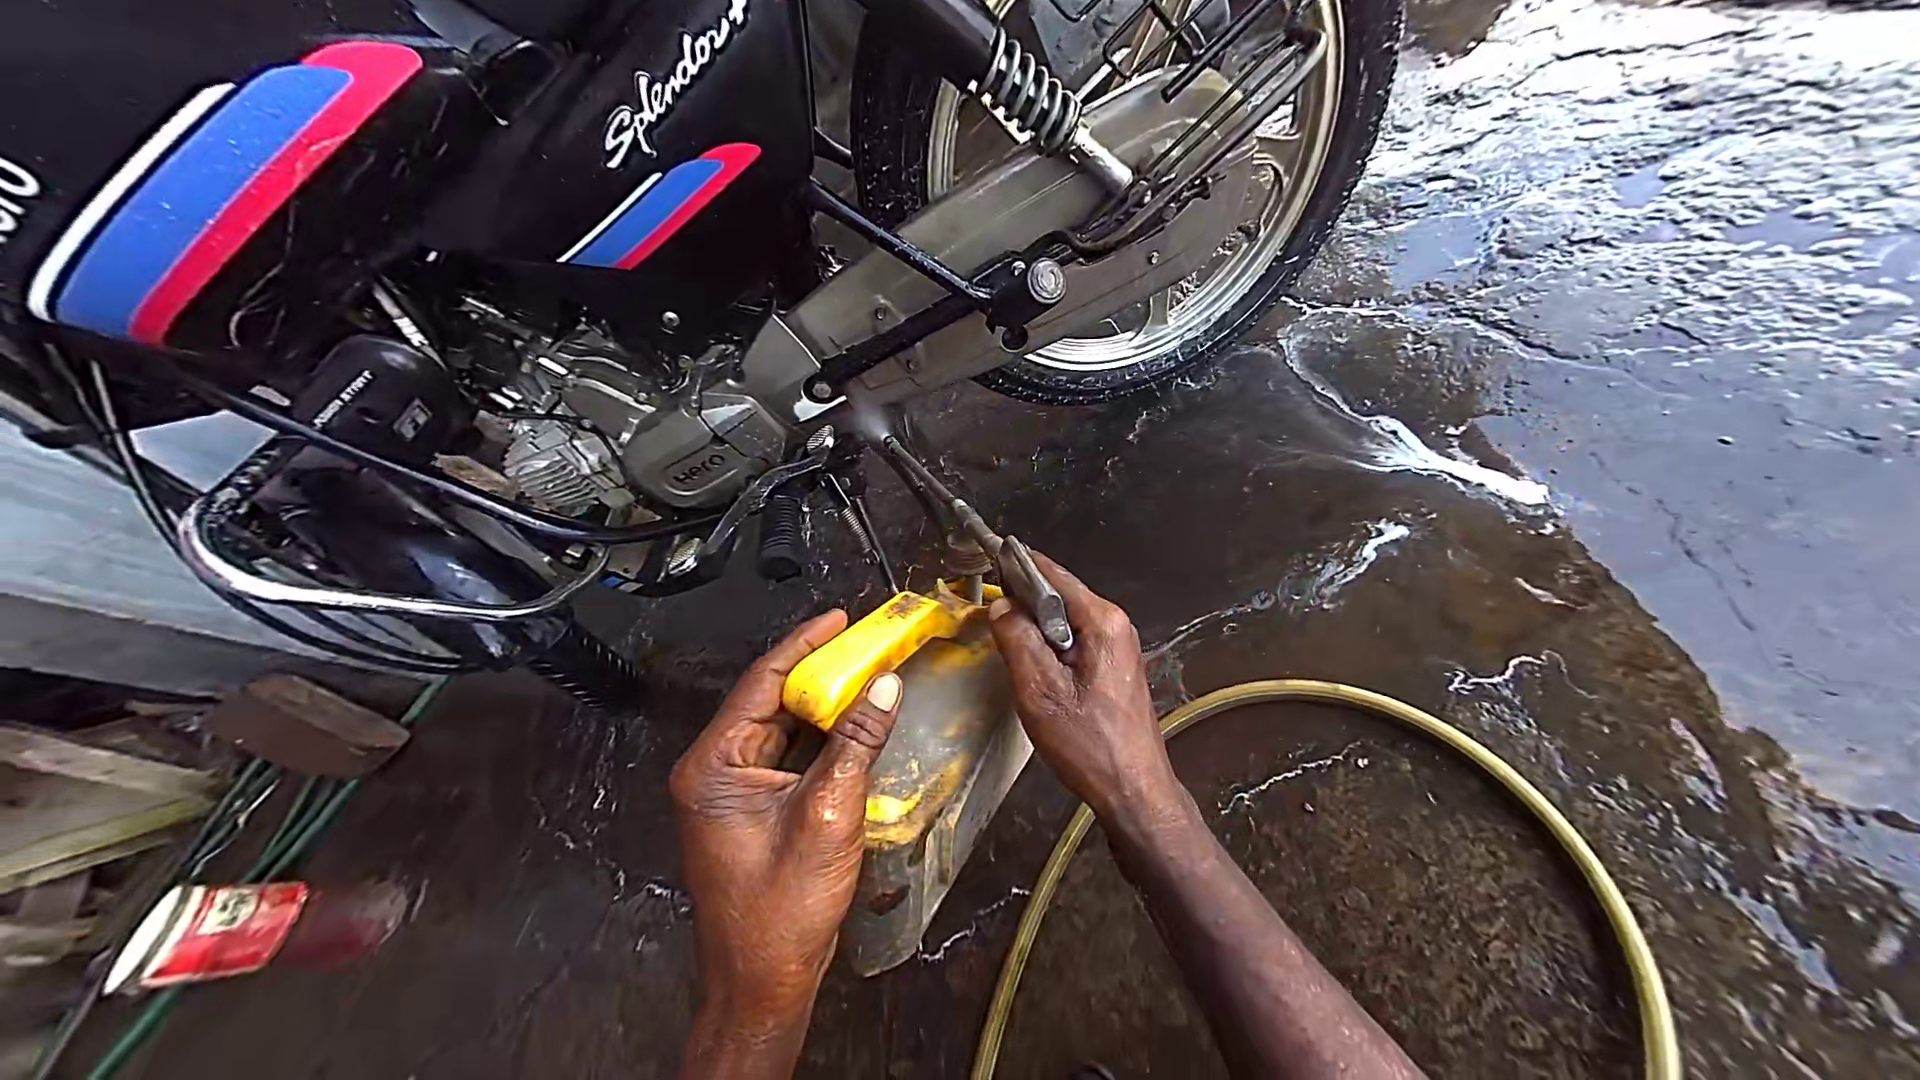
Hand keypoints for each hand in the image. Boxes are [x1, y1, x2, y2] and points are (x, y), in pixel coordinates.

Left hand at [670, 610, 902, 1077]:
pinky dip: (822, 734)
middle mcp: (717, 768)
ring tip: (863, 672)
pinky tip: (853, 720)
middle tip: (860, 643)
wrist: (764, 981)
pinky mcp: (756, 803)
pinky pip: (791, 752)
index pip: (762, 683)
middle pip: (772, 699)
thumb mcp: (828, 812)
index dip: (803, 645)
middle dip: (818, 671)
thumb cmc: (782, 908)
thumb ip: (857, 743)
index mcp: (714, 764)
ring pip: (784, 725)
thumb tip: (886, 687)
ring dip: (823, 702)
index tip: (838, 619)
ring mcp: (735, 787)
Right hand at [987, 552, 1178, 818]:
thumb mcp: (1040, 691)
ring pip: (1064, 620)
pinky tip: (1034, 666)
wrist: (1133, 790)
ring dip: (1034, 626)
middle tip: (992, 616)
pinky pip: (1073, 640)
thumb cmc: (1089, 744)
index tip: (988, 561)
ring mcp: (1117, 646)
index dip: (1017, 566)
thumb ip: (1017, 639)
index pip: (1053, 574)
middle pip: (1059, 595)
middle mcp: (1115, 625)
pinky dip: (1049, 645)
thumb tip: (1002, 605)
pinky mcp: (1113, 666)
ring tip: (1008, 642)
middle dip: (1023, 601)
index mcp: (1102, 622)